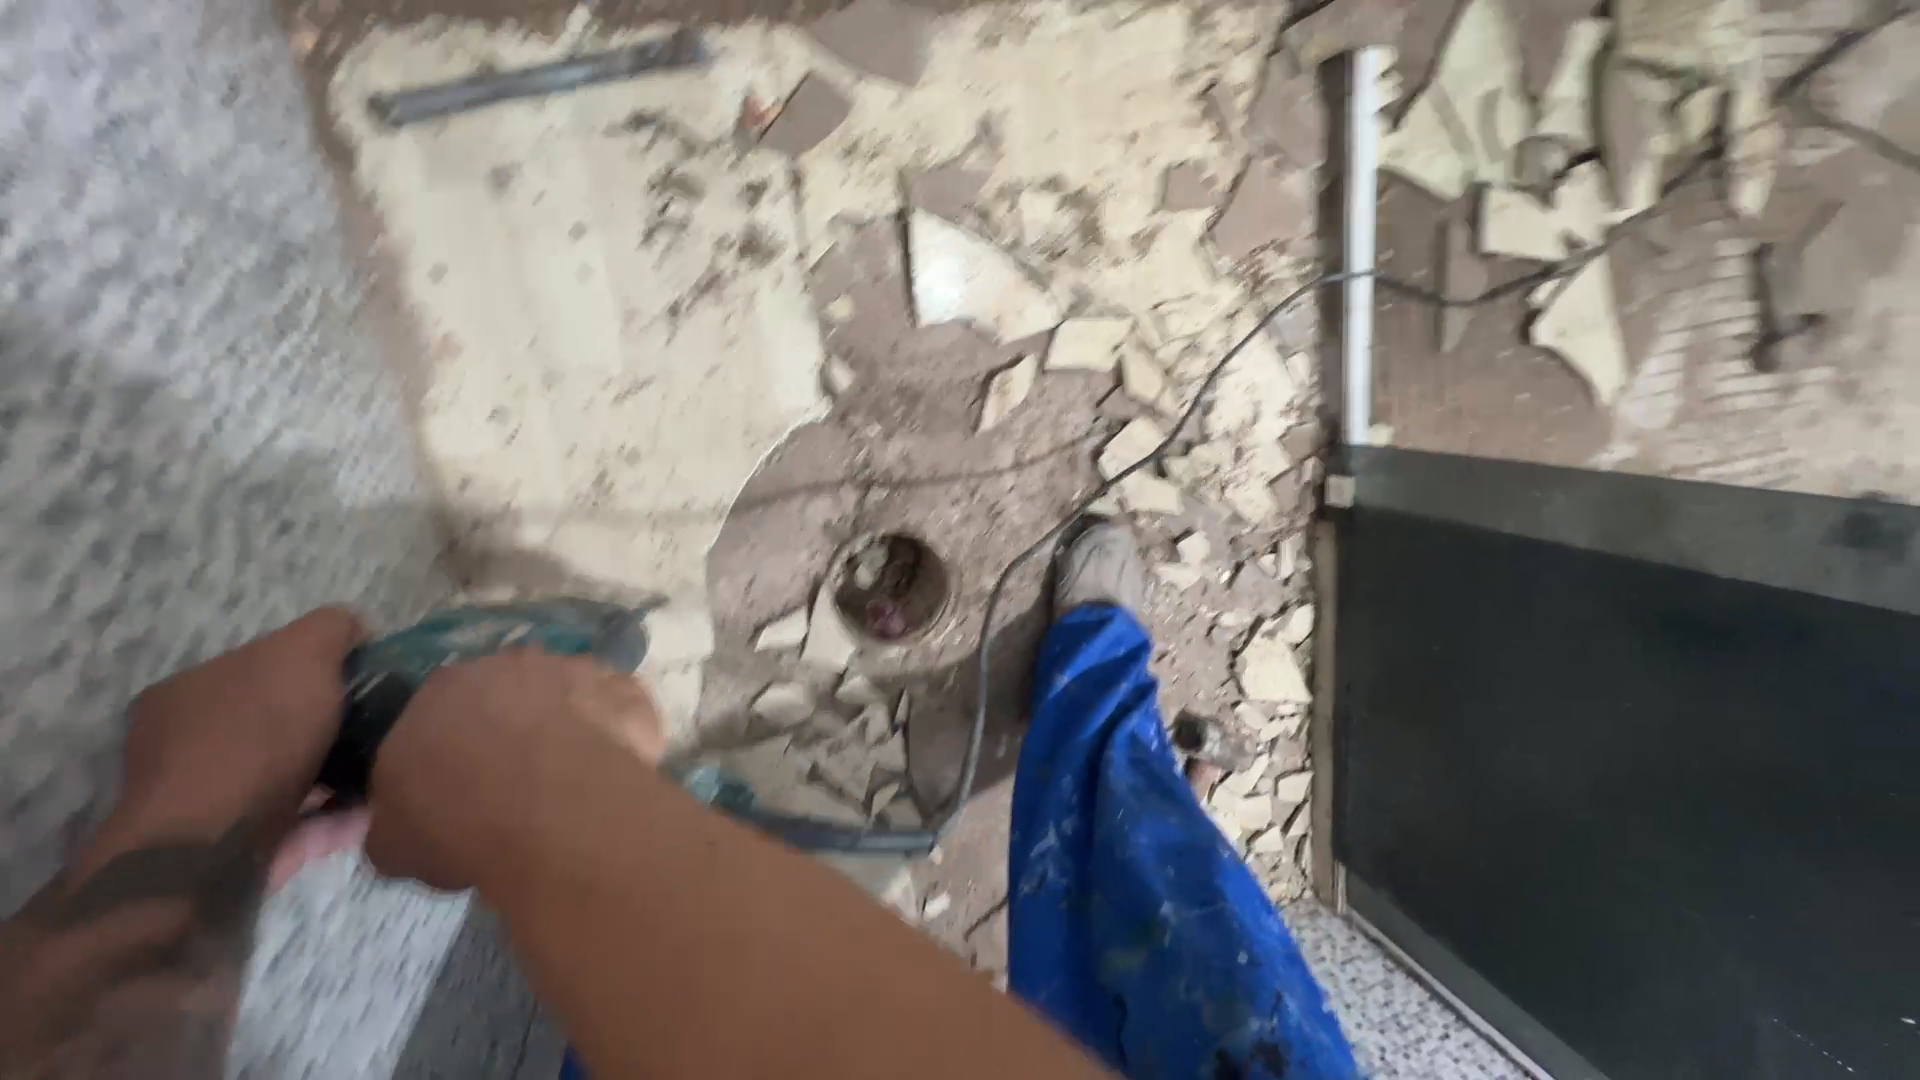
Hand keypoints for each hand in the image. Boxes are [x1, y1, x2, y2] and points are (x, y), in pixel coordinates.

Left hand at [88, 608, 367, 882]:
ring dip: (338, 772)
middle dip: (332, 724)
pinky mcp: (225, 844)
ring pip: (289, 771)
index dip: (321, 670)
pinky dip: (332, 813)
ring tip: (385, 772)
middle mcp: (183, 740)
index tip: (365, 683)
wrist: (215, 842)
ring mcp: (201, 797)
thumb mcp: (303, 653)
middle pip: (280, 720)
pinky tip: (366, 811)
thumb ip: (331, 628)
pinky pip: (295, 818)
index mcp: (189, 689)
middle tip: (382, 727)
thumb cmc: (258, 735)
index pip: (265, 667)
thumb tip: (355, 629)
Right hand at [364, 650, 664, 892]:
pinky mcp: (628, 690)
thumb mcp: (393, 841)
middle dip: (517, 725)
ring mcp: (578, 670)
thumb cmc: (457, 821)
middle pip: (513, 691)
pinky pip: (623, 706)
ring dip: (573, 721)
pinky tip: (618, 766)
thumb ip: (396, 819)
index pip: (442, 709)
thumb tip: (403, 825)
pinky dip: (622, 728)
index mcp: (442, 689)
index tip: (464, 783)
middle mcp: (513, 664)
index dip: (454, 747)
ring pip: (573, 692)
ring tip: (576, 774)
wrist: (551, 807)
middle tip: (524, 778)